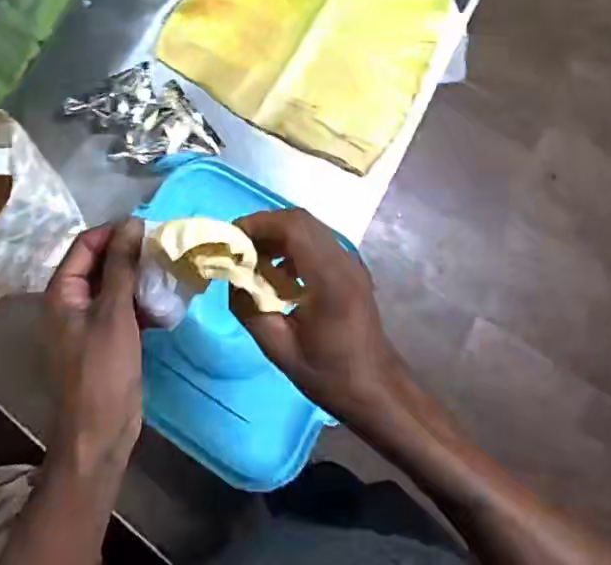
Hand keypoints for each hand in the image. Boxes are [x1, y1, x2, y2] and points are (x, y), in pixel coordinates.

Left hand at [43, 218, 145, 467]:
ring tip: (167, 268)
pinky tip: (164, 299)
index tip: (148, 226)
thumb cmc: (102, 370)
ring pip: (112, 285)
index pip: (86, 244)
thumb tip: (132, 222)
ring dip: (137, 276)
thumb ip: (122, 266)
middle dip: (128, 253)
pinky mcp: (104, 340)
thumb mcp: (114, 313)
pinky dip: (139, 300)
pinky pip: (121, 308)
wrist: (99, 436)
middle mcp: (70, 302)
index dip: (114, 231)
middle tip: (163, 246)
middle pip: (99, 263)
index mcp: (62, 291)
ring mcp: (86, 322)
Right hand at [231, 208, 405, 420]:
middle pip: (299, 220)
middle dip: (263, 227)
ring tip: (254, 259)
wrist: (378, 390)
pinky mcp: (351, 267)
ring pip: (307, 227)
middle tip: (238, 248)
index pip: (292, 228)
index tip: (231, 240)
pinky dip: (291, 244)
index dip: (258, 224)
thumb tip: (232, 278)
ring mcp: (351, 262)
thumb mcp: (279, 349)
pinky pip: (316, 240)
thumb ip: (248, 309)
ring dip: (276, 234)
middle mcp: (344, 261)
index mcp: (329, 280)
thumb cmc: (330, 375)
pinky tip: (278, 271)